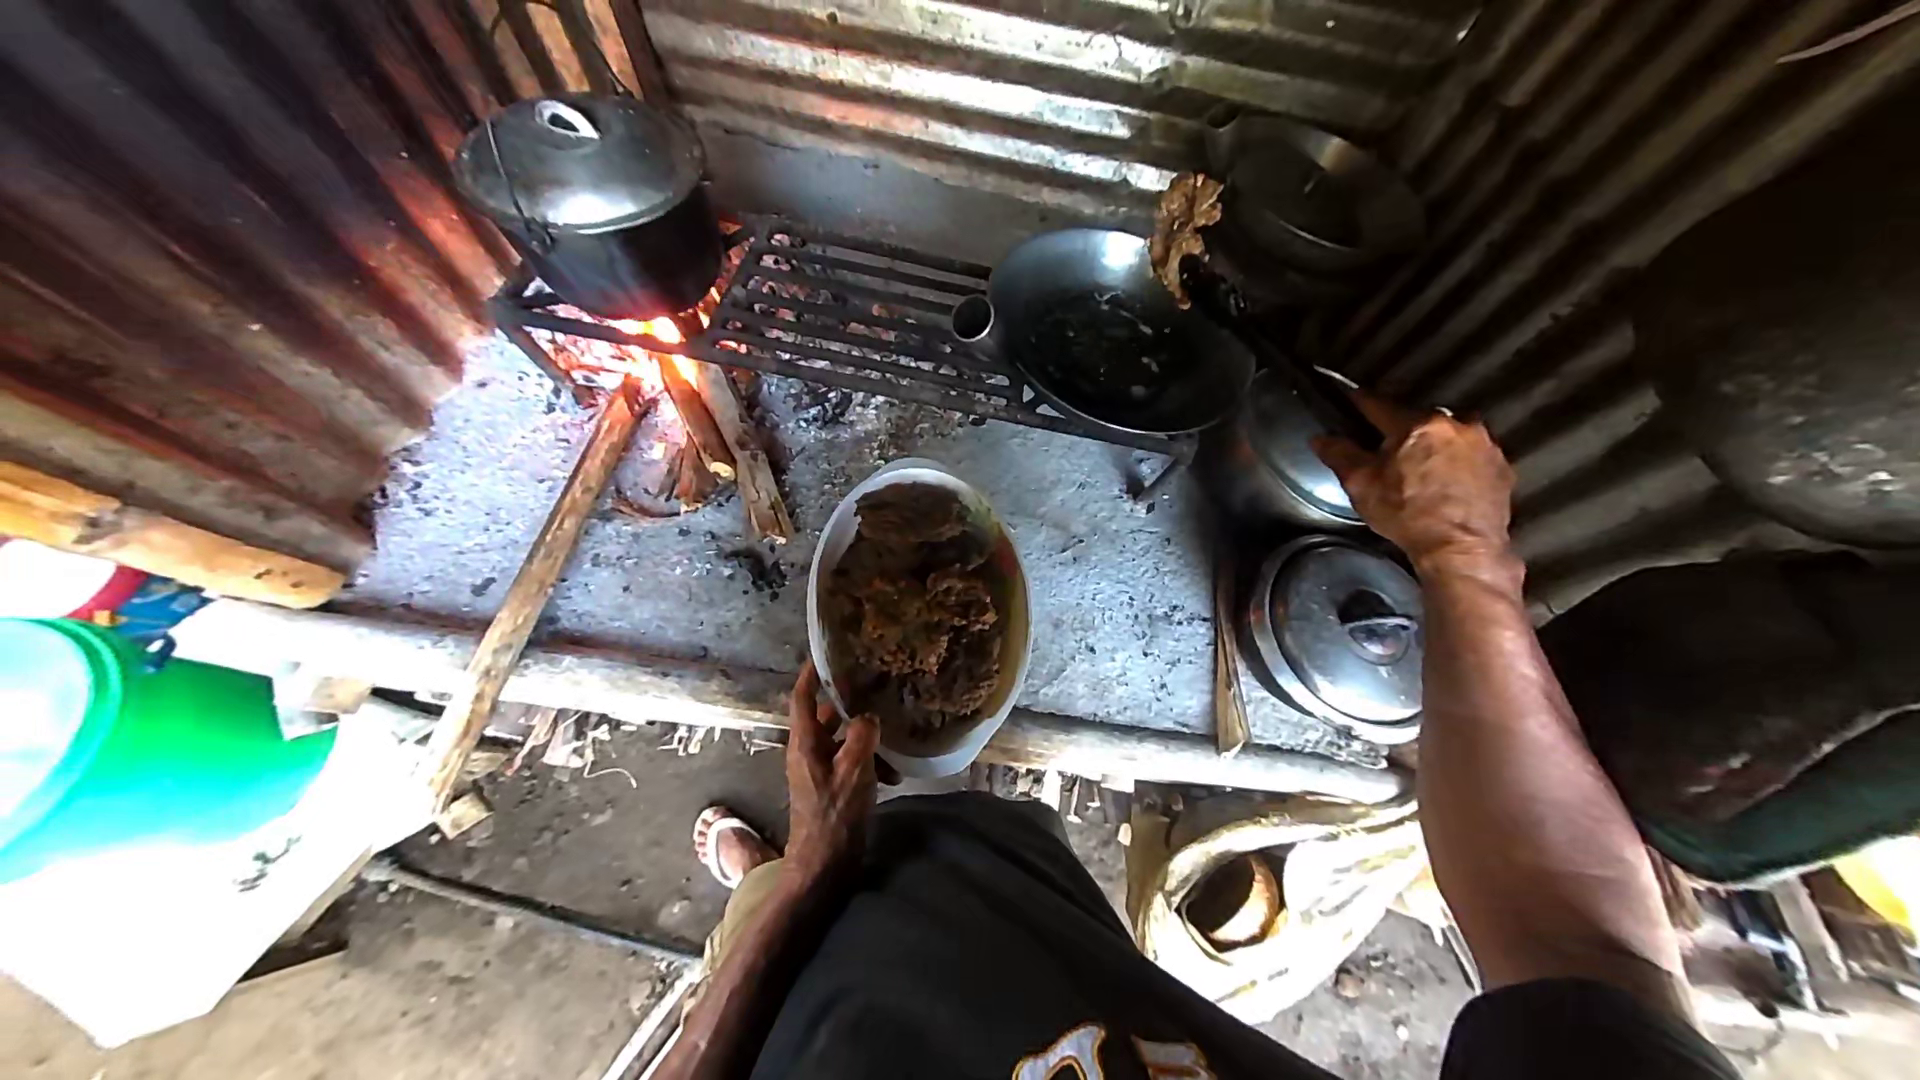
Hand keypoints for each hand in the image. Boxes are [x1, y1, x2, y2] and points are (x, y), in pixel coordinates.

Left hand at [783, 663, 880, 883]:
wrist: (826, 863)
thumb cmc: (836, 814)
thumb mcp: (854, 770)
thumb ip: (861, 735)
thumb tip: (867, 716)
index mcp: (805, 743)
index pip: (802, 698)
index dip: (810, 675)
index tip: (822, 655)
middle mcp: (808, 751)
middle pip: (824, 715)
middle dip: (847, 701)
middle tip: (872, 684)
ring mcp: (819, 769)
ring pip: (841, 738)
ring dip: (864, 734)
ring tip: (889, 728)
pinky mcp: (832, 785)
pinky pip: (849, 760)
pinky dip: (868, 760)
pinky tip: (892, 772)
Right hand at [1312, 392, 1518, 582]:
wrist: (1461, 547)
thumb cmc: (1406, 514)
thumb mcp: (1361, 485)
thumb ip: (1340, 455)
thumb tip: (1321, 438)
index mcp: (1416, 425)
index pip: (1380, 406)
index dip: (1360, 402)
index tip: (1350, 397)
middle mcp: (1455, 425)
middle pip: (1418, 420)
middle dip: (1401, 430)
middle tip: (1385, 447)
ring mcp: (1483, 444)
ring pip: (1448, 435)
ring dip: (1431, 444)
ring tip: (1417, 466)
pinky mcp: (1501, 466)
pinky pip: (1470, 455)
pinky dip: (1455, 462)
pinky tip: (1443, 481)